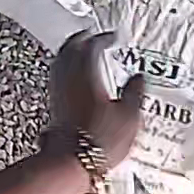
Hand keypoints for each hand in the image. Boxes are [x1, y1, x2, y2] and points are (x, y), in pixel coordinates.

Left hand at [47, 30, 143, 163]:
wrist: (73, 159)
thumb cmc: (102, 138)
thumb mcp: (129, 116)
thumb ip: (134, 92)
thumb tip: (139, 77)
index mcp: (87, 75)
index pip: (91, 46)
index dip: (102, 38)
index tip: (113, 36)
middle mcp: (69, 78)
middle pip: (70, 48)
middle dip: (81, 39)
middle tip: (92, 35)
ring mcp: (58, 89)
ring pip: (61, 59)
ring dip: (71, 50)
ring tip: (82, 49)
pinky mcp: (54, 101)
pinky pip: (57, 73)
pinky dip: (65, 64)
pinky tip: (73, 73)